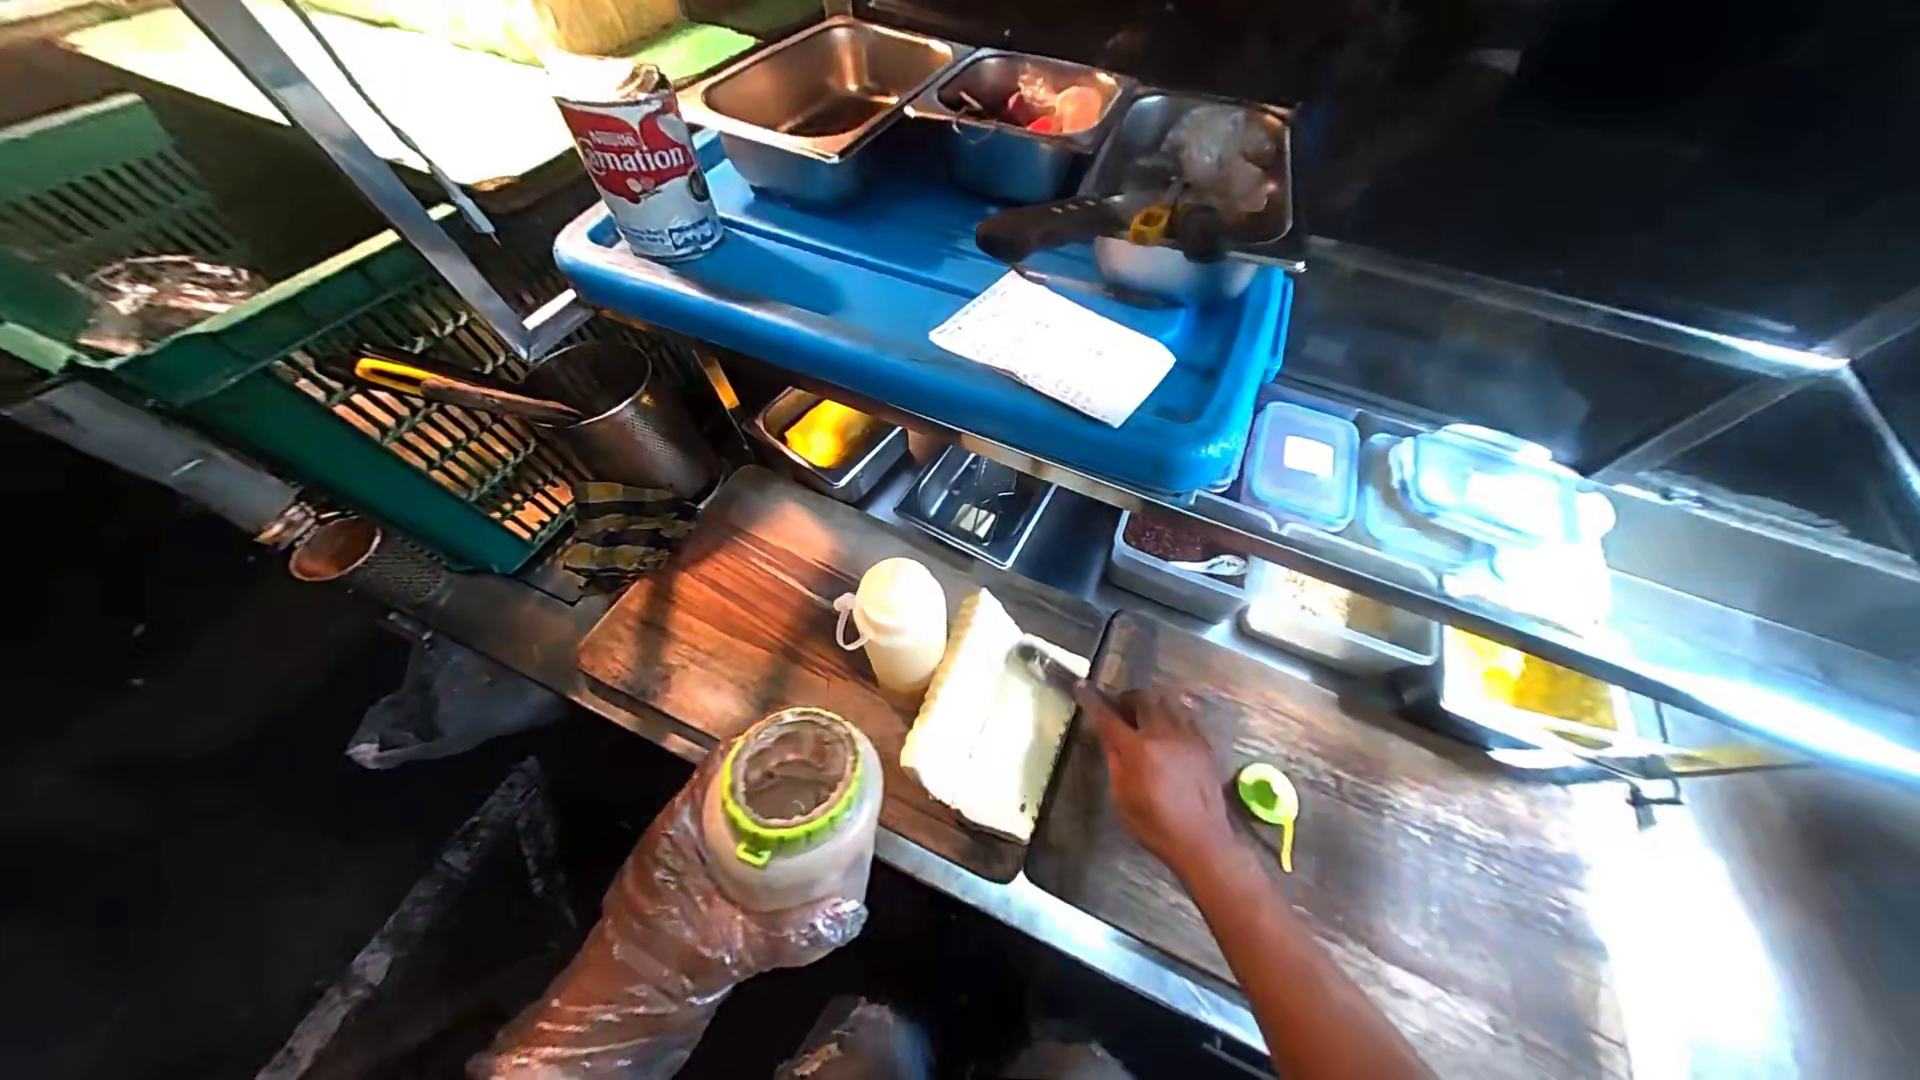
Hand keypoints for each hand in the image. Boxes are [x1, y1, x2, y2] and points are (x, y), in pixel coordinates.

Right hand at [1073, 684, 1235, 875]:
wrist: (1201, 842)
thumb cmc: (1154, 825)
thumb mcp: (1121, 796)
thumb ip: (1114, 760)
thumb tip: (1108, 735)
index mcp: (1138, 750)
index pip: (1109, 717)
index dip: (1093, 700)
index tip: (1083, 687)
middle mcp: (1164, 735)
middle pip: (1143, 698)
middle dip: (1127, 698)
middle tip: (1120, 710)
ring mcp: (1188, 738)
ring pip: (1168, 702)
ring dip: (1152, 703)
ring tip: (1145, 718)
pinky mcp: (1204, 746)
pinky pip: (1186, 717)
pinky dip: (1172, 716)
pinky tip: (1167, 732)